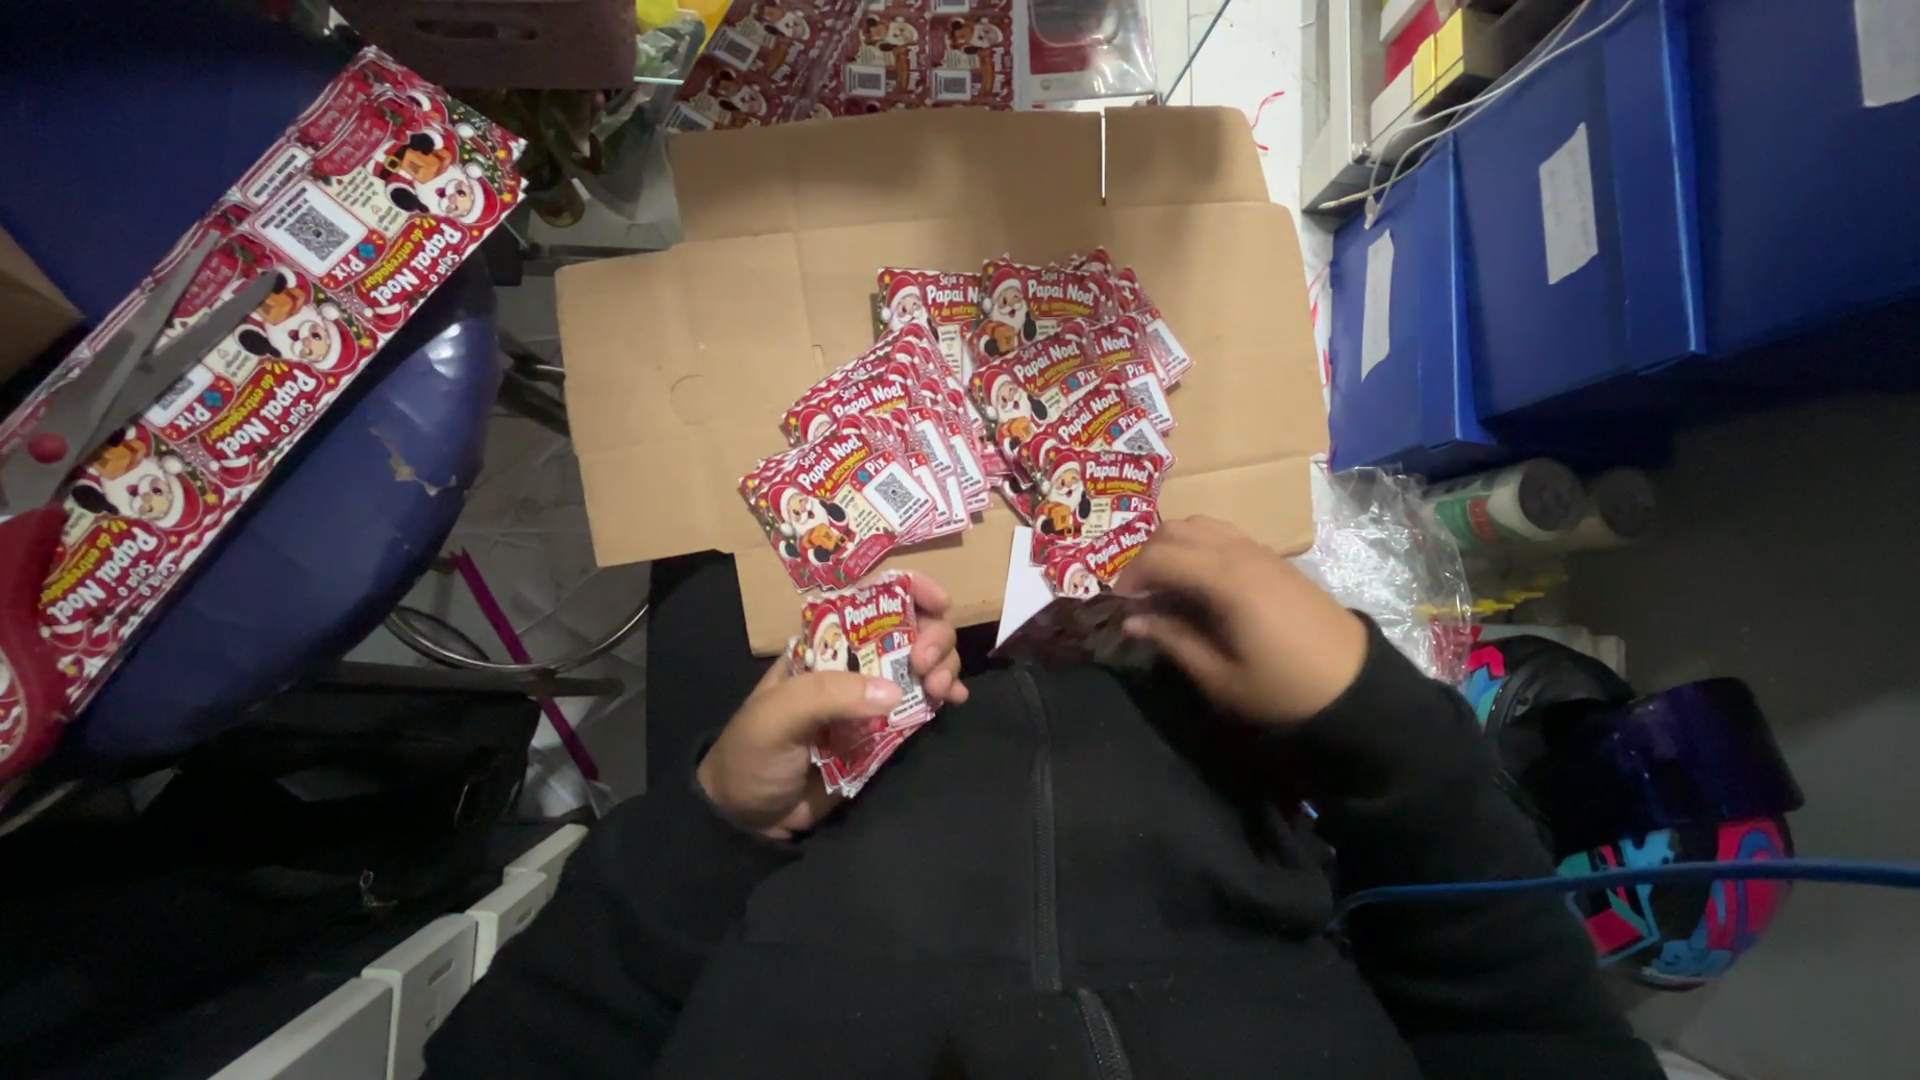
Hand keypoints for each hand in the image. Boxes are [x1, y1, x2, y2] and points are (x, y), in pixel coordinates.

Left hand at [697, 573, 967, 837]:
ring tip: (940, 692)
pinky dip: (947, 694)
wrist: (750, 818)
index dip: (909, 590)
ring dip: (944, 666)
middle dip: (933, 636)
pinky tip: (955, 700)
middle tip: (926, 667)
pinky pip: (926, 703)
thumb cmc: (752, 754)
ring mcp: (875, 696)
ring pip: (925, 662)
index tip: (939, 602)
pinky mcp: (889, 731)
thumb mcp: (777, 715)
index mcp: (824, 644)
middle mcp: (855, 662)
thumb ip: (828, 695)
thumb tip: (892, 693)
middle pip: (910, 627)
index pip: (870, 600)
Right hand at [1116, 516, 1367, 724]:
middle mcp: (1239, 552)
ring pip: (1197, 524)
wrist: (1354, 684)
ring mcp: (1258, 549)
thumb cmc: (1283, 686)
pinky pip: (1220, 533)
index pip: (1159, 555)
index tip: (1120, 606)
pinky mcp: (1271, 557)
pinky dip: (1195, 545)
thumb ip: (1172, 639)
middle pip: (1174, 529)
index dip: (1130, 576)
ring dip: (1171, 546)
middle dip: (1145, 557)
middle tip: (1138, 595)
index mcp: (1225, 579)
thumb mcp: (1219, 675)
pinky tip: (1196, 581)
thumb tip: (1132, 620)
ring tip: (1164, 584)